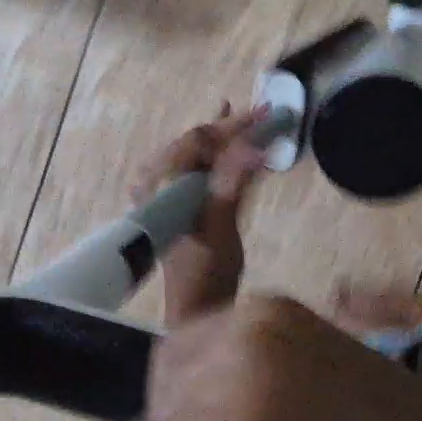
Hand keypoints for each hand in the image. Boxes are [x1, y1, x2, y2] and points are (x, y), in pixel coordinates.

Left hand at [132, 103, 269, 323]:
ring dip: (226, 137)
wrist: (196, 307)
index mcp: (162, 182)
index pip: (198, 140)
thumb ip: (233, 182)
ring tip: (252, 118)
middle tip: (265, 113)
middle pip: (197, 141)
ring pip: (198, 151)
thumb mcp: (222, 224)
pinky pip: (196, 164)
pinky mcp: (175, 199)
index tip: (264, 116)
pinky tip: (227, 130)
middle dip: (232, 128)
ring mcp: (164, 189)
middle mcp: (157, 179)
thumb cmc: (206, 268)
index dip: (232, 126)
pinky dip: (216, 150)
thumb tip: (254, 147)